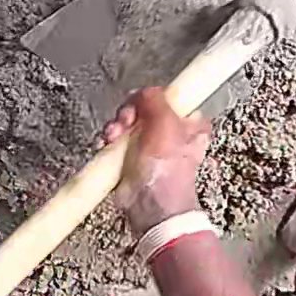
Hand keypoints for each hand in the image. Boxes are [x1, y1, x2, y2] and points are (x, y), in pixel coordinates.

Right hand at [102, 87, 211, 234]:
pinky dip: (109, 139)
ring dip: (116, 126)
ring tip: (113, 136)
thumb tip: (143, 91)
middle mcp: (170, 132)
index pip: (166, 97)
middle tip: (126, 121)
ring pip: (127, 122)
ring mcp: (149, 145)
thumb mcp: (166, 123)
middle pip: (143, 108)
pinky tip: (107, 142)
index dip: (150, 98)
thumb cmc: (167, 168)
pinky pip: (117, 138)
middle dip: (129, 113)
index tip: (141, 105)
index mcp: (188, 122)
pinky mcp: (131, 157)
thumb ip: (155, 99)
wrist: (151, 204)